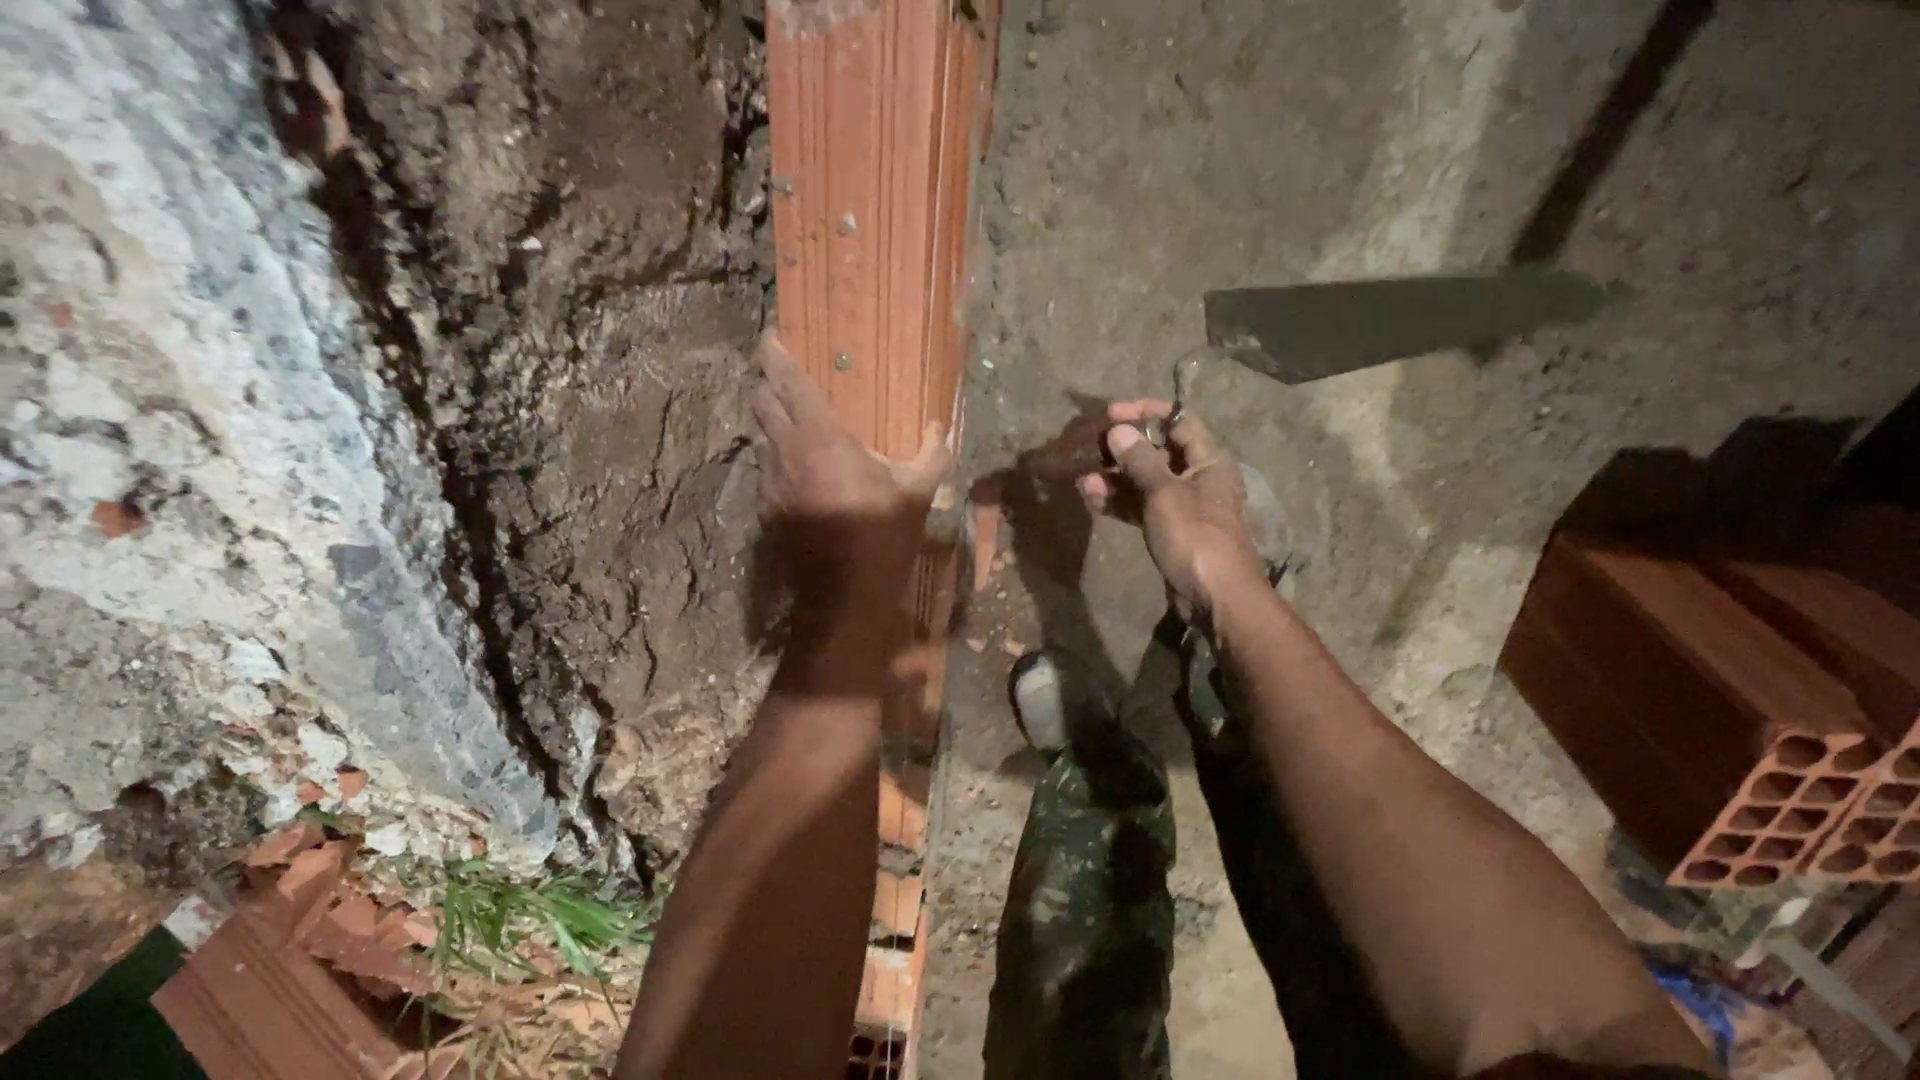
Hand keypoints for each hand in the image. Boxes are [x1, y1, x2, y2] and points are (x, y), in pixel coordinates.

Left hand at [750, 330, 950, 600]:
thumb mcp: (917, 492)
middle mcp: (787, 451)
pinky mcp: (766, 507)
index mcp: (822, 437)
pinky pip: (767, 470)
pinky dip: (779, 461)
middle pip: (760, 400)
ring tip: (796, 428)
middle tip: (786, 380)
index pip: (786, 380)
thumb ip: (932, 454)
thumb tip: (941, 427)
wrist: (844, 594)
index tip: (772, 335)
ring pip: (760, 436)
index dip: (774, 353)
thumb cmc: (883, 535)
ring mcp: (771, 481)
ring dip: (772, 424)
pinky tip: (801, 475)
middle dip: (767, 384)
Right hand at [1077, 400, 1262, 618]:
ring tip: (1083, 480)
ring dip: (1115, 478)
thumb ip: (1140, 460)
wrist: (1215, 597)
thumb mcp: (1165, 493)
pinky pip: (1141, 507)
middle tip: (1091, 447)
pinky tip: (1092, 499)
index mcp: (1208, 460)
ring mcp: (1182, 506)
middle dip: (1123, 449)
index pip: (1179, 421)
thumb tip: (1118, 431)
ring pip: (1145, 481)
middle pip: (1158, 451)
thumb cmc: (1195, 536)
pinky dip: (1119, 502)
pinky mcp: (1169, 530)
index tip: (1112, 413)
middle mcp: (1197, 477)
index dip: (1146, 412)